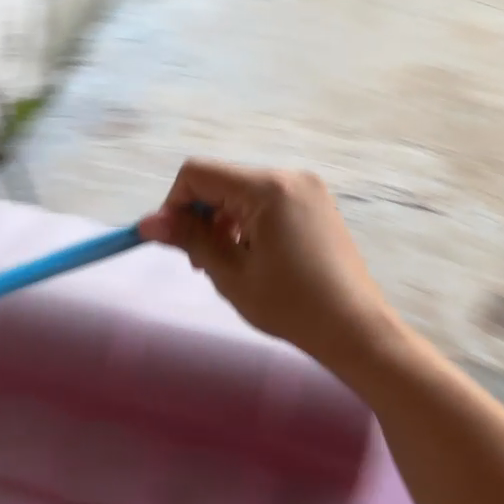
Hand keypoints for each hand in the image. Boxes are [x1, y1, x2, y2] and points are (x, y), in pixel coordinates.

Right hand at [140, 160, 396, 362]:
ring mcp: (307, 189)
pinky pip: (266, 201)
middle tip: (199, 263)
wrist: (356, 329)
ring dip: (222, 221)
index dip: (174, 204)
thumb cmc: (291, 306)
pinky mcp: (316, 204)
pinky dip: (247, 222)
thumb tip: (147, 223)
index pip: (198, 174)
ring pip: (241, 192)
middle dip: (199, 216)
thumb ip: (189, 240)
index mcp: (268, 188)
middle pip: (220, 181)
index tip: (172, 242)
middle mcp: (289, 176)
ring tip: (226, 265)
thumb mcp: (230, 275)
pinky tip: (253, 258)